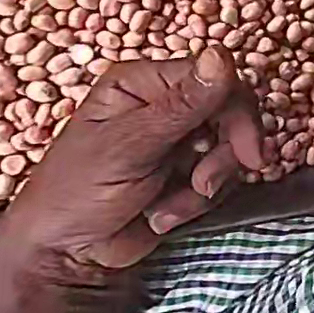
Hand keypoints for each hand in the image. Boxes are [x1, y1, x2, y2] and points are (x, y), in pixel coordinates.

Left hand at [0, 46, 265, 312]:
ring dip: (205, 186)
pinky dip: (196, 202)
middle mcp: (165, 104)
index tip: (249, 153)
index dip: (237, 113)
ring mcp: (177, 139)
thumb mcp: (129, 146)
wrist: (64, 257)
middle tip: (203, 185)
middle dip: (221, 157)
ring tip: (168, 206)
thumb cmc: (77, 192)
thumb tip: (223, 55)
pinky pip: (219, 179)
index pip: (215, 79)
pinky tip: (162, 214)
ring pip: (228, 151)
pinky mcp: (186, 172)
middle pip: (230, 115)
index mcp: (144, 83)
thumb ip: (181, 104)